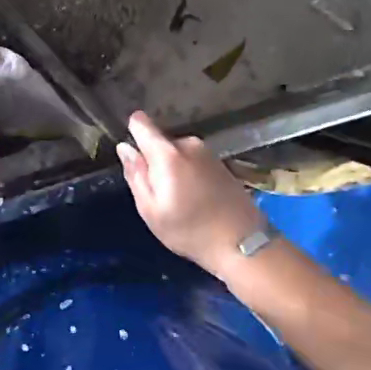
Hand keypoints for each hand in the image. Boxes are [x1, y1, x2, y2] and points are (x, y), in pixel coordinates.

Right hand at [118, 111, 262, 277]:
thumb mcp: (150, 209)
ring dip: (171, 170)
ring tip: (177, 199)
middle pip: (158, 142)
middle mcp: (189, 145)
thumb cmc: (190, 231)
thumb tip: (124, 147)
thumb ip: (135, 174)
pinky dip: (187, 174)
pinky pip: (191, 161)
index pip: (140, 123)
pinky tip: (194, 199)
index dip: (130, 132)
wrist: (245, 246)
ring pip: (175, 153)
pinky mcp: (221, 163)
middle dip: (152, 161)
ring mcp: (208, 153)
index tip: (130, 153)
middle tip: (157, 193)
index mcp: (168, 154)